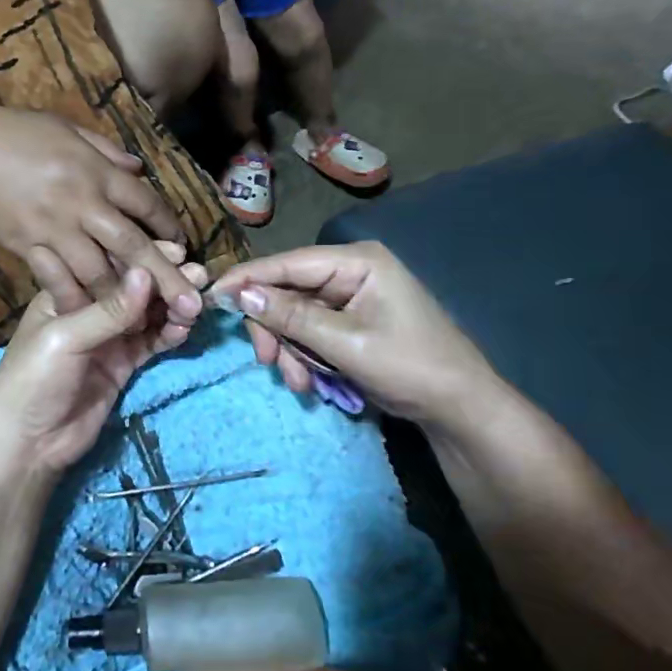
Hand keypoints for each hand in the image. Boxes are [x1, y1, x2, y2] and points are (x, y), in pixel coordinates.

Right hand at [0, 109, 200, 322]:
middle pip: (132, 246)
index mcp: (97, 173)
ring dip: (124, 298)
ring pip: (97, 272)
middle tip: (192, 304)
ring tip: (149, 322)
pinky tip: (92, 317)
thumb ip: (106, 152)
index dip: (169, 227)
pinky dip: (76, 299)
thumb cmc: (18, 133)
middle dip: (165, 277)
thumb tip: (137, 169)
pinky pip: (57, 281)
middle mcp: (83, 205)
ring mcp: (55, 230)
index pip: (145, 204)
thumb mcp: (69, 129)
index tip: (183, 246)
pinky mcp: (29, 248)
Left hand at [0, 247, 208, 472]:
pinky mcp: (122, 362)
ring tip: (197, 304)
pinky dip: (169, 333)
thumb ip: (109, 309)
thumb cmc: (33, 380)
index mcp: (65, 291)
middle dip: (165, 280)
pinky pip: (151, 341)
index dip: (142, 257)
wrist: (28, 446)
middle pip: (133, 287)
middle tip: (199, 276)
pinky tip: (185, 329)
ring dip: (172, 306)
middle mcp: (88, 308)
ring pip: (147, 313)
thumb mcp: (66, 339)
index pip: (109, 264)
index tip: (177, 251)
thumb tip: (147, 271)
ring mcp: (107, 336)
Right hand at [210, 241, 499, 422]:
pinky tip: (310, 381)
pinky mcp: (351, 320)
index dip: (248, 279)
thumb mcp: (346, 344)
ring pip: (295, 315)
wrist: (460, 409)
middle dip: (275, 329)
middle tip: (266, 362)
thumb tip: (240, 295)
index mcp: (357, 262)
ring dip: (289, 349)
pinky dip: (304, 355)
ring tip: (299, 382)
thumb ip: (292, 317)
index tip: (212, 296)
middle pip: (288, 291)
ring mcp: (351, 296)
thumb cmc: (410, 367)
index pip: (288, 263)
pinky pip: (311, 331)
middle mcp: (351, 271)